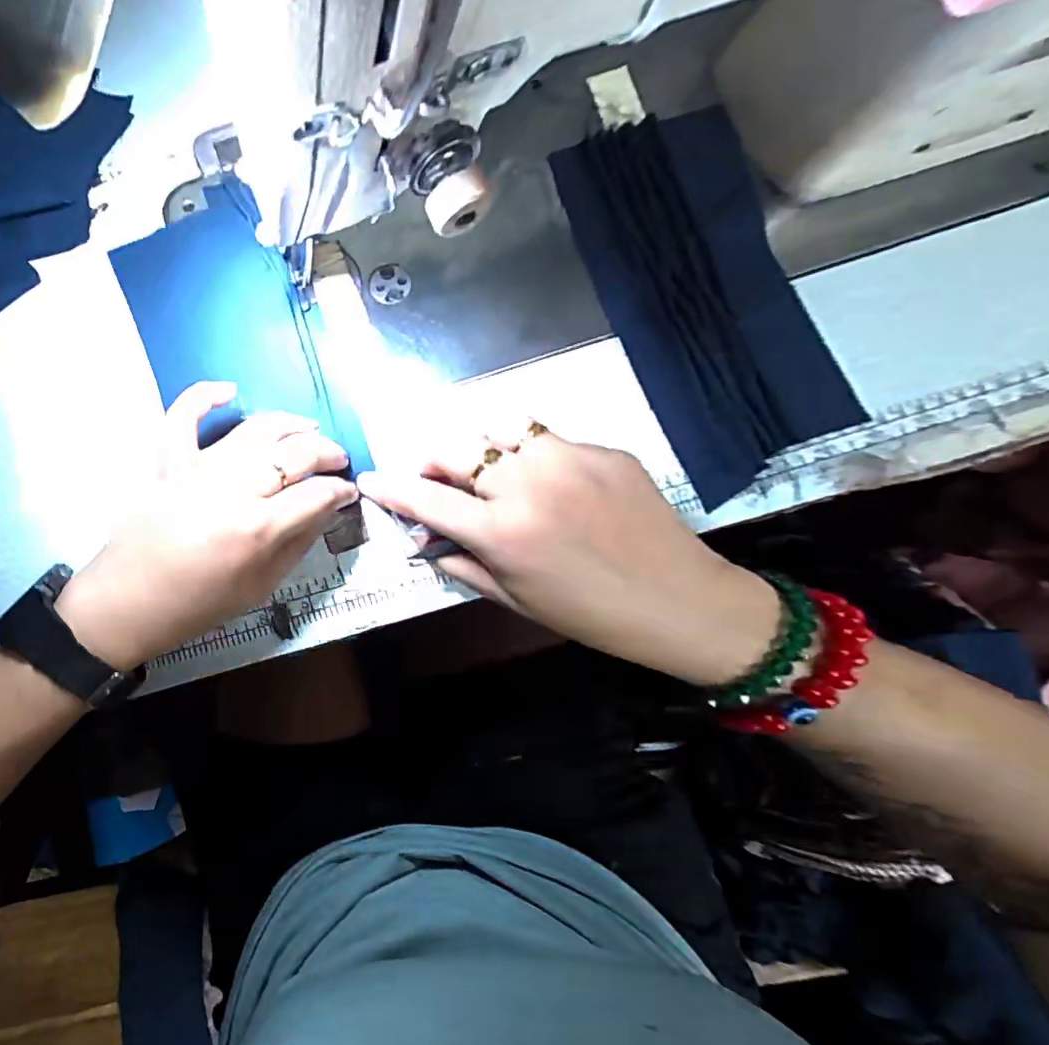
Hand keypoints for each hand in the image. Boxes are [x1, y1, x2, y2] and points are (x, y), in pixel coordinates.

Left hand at [53, 382, 357, 669]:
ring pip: (256, 429)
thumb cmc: (199, 604)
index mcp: (259, 527)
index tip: (349, 493)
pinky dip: (204, 396)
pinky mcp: (169, 463)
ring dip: (290, 424)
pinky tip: (230, 390)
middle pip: (295, 453)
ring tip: (308, 429)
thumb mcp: (261, 585)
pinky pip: (184, 417)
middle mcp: (234, 489)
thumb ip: (298, 543)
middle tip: (338, 462)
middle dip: (327, 453)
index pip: (318, 493)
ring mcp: (199, 469)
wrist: (130, 603)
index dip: (342, 491)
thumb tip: (326, 510)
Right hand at [355, 425, 777, 684]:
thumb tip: (425, 538)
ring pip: (499, 427)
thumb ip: (462, 563)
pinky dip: (531, 452)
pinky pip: (549, 437)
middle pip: (455, 449)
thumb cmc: (587, 613)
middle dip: (433, 462)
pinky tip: (547, 478)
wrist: (677, 600)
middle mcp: (527, 484)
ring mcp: (568, 459)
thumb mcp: (514, 598)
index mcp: (502, 532)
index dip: (391, 489)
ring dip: (481, 446)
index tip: (372, 480)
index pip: (427, 500)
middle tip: (436, 479)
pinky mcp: (602, 449)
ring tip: (489, 469)